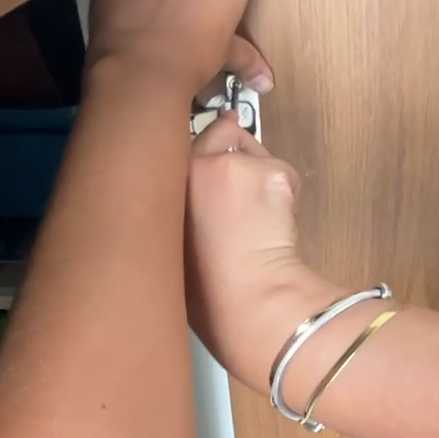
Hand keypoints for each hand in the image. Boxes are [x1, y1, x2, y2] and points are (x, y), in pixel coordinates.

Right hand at [186, 120, 345, 387]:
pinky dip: (285, 193)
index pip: (177, 150)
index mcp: (153, 193)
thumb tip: (201, 206)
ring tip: (262, 221)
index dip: (201, 153)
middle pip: (218, 133)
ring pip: (254, 153)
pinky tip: (278, 225)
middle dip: (235, 148)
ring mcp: (224, 163)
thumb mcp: (172, 254)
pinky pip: (281, 172)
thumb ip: (179, 216)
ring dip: (262, 176)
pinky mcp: (263, 169)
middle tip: (248, 184)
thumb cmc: (207, 298)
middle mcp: (182, 166)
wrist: (247, 304)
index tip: (215, 160)